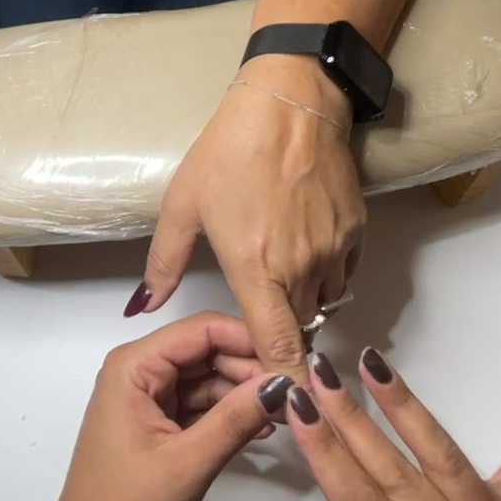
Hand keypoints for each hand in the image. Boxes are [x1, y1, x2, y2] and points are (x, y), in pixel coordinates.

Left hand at [18, 313, 292, 500]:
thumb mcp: (186, 465)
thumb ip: (234, 419)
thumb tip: (283, 382)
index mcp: (135, 365)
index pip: (201, 329)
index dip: (248, 336)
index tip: (293, 356)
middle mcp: (141, 369)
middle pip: (207, 349)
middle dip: (250, 367)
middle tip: (296, 391)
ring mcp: (150, 396)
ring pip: (209, 376)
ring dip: (245, 392)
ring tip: (286, 412)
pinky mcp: (160, 420)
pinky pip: (202, 403)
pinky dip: (230, 413)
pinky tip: (263, 426)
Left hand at [137, 54, 363, 381]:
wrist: (288, 105)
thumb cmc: (229, 152)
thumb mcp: (183, 205)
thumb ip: (165, 263)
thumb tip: (144, 305)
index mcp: (257, 269)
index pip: (278, 348)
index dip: (280, 380)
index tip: (274, 395)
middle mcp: (303, 269)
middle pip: (300, 329)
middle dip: (281, 336)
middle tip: (259, 324)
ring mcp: (334, 249)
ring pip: (323, 302)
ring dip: (302, 305)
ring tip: (278, 280)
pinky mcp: (356, 230)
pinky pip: (344, 274)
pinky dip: (326, 277)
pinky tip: (302, 254)